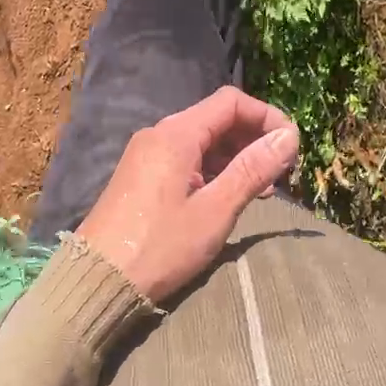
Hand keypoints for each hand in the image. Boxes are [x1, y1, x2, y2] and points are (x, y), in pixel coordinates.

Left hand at [75, 86, 299, 302]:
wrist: (94, 283)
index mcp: (177, 134)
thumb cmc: (159, 246)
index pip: (231, 102)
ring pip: (204, 139)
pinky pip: (189, 157)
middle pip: (218, 118)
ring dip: (237, 156)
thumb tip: (289, 135)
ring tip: (263, 188)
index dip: (266, 117)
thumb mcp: (214, 211)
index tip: (291, 146)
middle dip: (254, 138)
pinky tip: (231, 195)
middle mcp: (161, 134)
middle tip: (282, 171)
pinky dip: (215, 169)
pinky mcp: (143, 175)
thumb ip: (252, 169)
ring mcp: (149, 154)